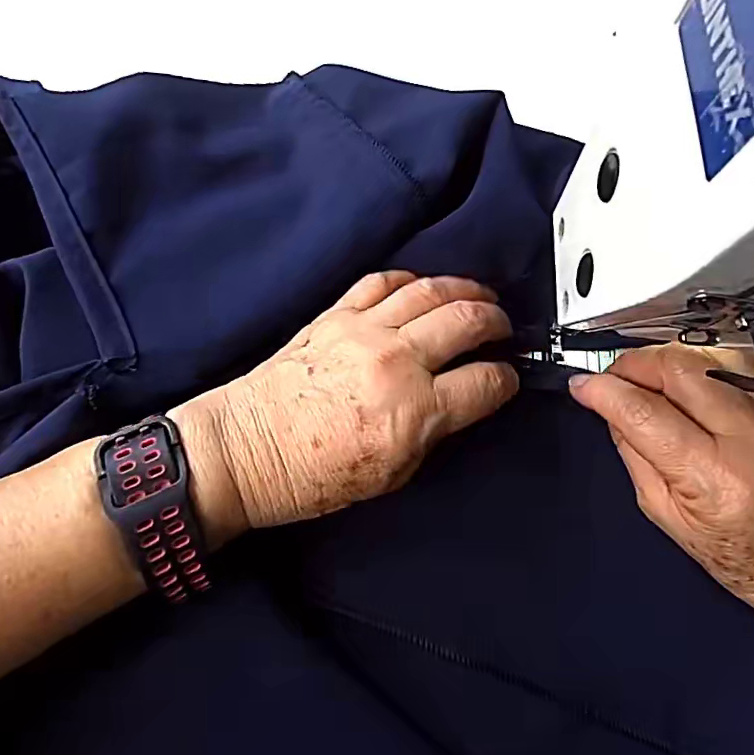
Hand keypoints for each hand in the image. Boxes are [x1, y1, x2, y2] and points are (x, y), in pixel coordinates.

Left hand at [172, 271, 519, 538]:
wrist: (247, 449)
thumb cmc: (310, 474)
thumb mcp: (391, 475)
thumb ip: (431, 431)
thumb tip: (455, 402)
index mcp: (415, 410)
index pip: (486, 381)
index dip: (506, 378)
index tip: (506, 377)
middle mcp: (395, 361)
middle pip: (467, 321)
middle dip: (496, 322)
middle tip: (502, 327)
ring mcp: (362, 332)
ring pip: (429, 291)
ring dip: (463, 289)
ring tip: (478, 296)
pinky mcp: (333, 318)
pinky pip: (380, 283)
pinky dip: (407, 280)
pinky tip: (420, 287)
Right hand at [567, 345, 753, 643]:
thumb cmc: (743, 552)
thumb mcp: (661, 511)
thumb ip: (633, 452)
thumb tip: (609, 407)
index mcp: (717, 480)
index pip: (644, 412)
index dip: (602, 391)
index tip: (581, 386)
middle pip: (677, 368)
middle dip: (630, 365)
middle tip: (611, 381)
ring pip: (704, 356)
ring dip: (663, 363)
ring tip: (646, 384)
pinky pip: (733, 365)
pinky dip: (697, 368)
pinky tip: (685, 389)